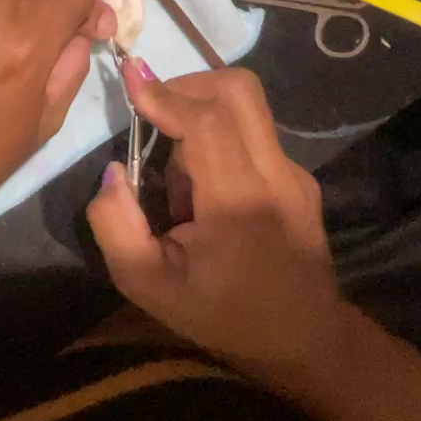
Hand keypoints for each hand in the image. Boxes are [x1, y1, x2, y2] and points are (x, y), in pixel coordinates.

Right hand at [87, 62, 344, 378]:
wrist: (305, 342)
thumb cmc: (221, 315)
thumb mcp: (144, 283)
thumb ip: (115, 223)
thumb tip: (115, 169)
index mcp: (239, 203)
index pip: (207, 122)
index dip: (165, 94)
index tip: (129, 79)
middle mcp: (276, 177)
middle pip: (239, 91)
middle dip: (187, 84)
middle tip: (150, 109)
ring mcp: (293, 173)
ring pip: (245, 107)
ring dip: (198, 115)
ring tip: (172, 174)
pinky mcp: (296, 176)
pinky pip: (249, 132)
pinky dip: (214, 137)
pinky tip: (197, 187)